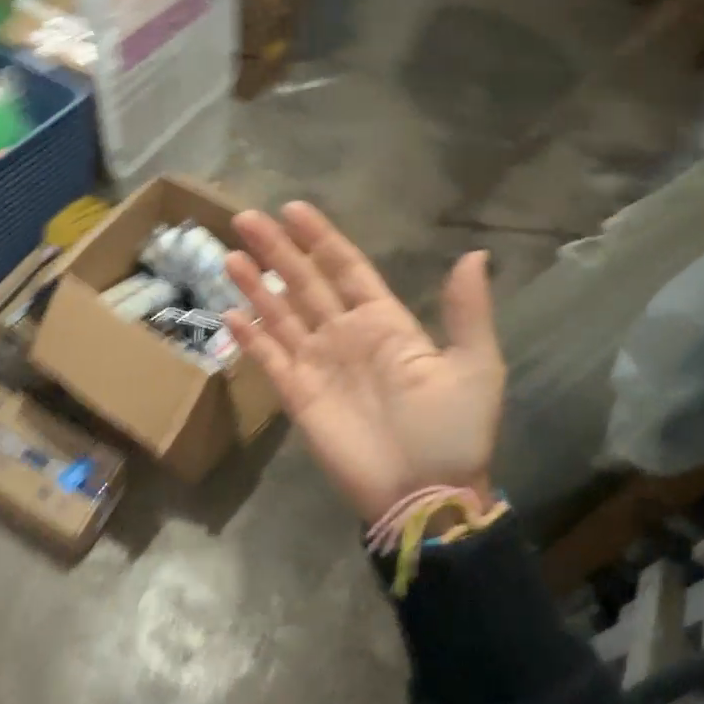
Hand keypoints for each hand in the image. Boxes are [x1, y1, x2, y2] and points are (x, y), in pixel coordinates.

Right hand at [223, 202, 504, 523]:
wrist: (424, 495)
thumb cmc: (452, 431)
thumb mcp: (474, 368)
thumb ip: (466, 312)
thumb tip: (474, 254)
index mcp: (385, 322)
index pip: (345, 268)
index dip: (319, 238)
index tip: (293, 209)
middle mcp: (345, 335)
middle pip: (304, 282)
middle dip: (276, 251)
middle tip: (245, 218)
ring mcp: (318, 364)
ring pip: (280, 314)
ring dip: (255, 286)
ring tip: (230, 256)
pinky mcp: (296, 395)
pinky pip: (268, 358)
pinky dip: (249, 337)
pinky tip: (229, 313)